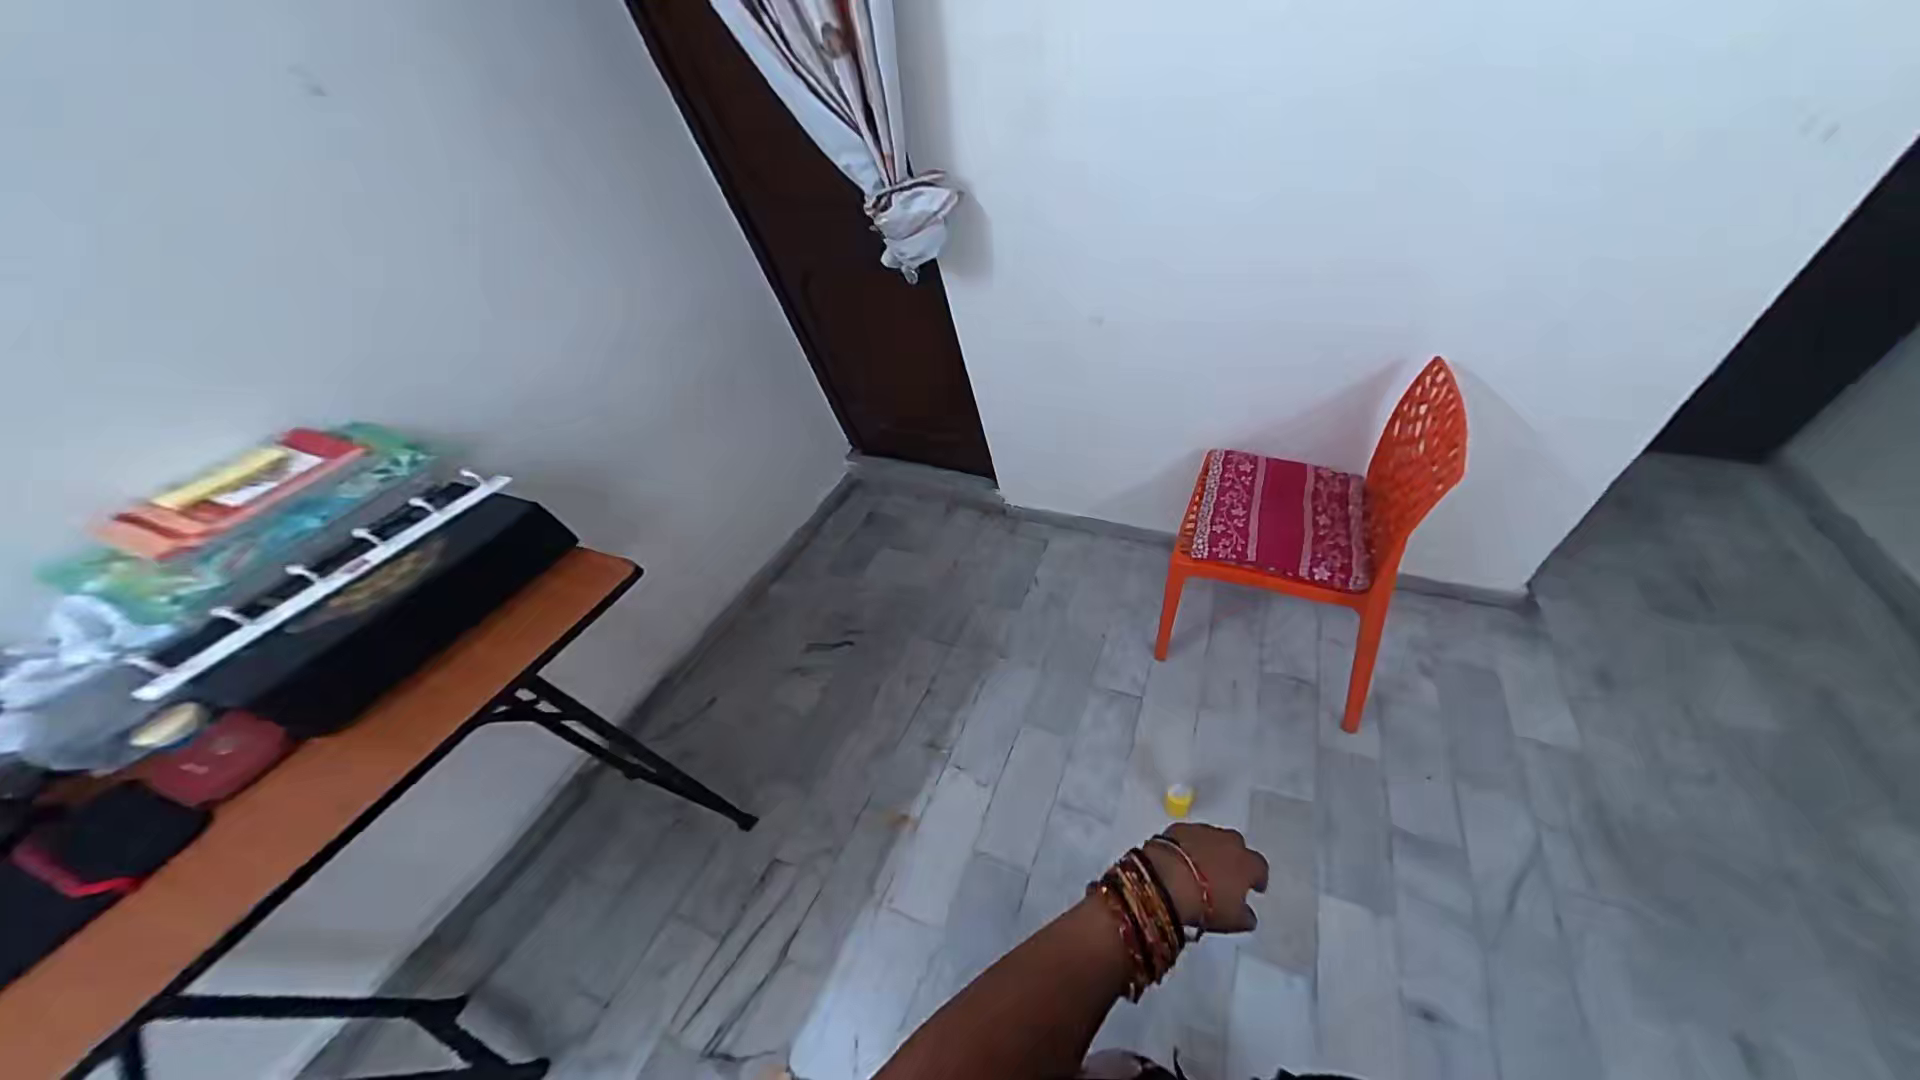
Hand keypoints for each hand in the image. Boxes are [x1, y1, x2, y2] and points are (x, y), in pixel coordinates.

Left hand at [1141, 823, 1268, 933]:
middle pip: (1236, 845)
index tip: (1254, 886)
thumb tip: (1247, 915)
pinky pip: (1188, 835)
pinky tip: (1182, 858)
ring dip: (1209, 849)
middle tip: (1224, 874)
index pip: (1260, 867)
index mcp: (1247, 863)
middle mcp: (1228, 841)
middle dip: (1233, 857)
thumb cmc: (1207, 902)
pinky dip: (1188, 844)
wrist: (1168, 880)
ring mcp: (1202, 831)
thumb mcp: (1234, 920)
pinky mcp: (1178, 827)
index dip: (1257, 877)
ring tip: (1200, 867)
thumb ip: (1246, 916)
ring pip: (1212, 837)